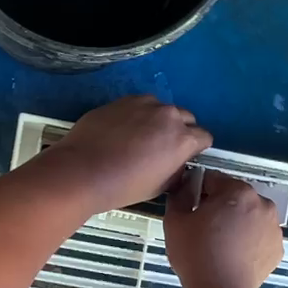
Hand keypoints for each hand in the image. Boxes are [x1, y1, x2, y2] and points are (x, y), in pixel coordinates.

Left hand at [34, 96, 212, 211]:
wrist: (83, 170)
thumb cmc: (124, 186)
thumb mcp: (159, 187)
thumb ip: (177, 170)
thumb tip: (179, 163)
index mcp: (183, 139)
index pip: (204, 137)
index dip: (196, 148)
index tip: (185, 156)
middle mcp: (169, 115)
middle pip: (186, 118)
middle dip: (180, 131)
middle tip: (162, 147)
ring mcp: (145, 103)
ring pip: (162, 109)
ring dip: (158, 120)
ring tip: (140, 137)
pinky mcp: (123, 99)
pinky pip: (140, 105)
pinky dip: (138, 115)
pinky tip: (123, 130)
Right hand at [165, 171, 283, 287]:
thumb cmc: (195, 254)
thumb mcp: (175, 220)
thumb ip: (180, 196)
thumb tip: (186, 188)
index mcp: (238, 191)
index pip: (214, 180)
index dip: (199, 192)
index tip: (191, 208)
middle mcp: (262, 204)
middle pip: (235, 197)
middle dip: (221, 207)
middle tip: (204, 229)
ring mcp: (273, 228)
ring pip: (250, 217)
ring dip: (237, 223)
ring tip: (220, 245)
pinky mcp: (277, 249)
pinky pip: (259, 237)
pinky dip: (249, 241)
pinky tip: (234, 256)